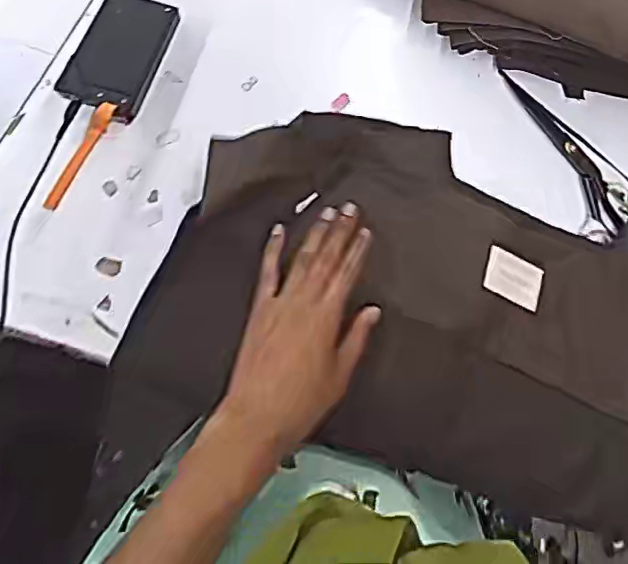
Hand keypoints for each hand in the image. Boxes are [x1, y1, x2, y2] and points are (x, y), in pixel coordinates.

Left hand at [211, 202, 380, 464]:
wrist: (256, 417)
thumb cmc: (299, 404)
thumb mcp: (339, 375)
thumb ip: (356, 338)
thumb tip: (371, 312)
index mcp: (327, 317)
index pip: (347, 273)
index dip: (357, 250)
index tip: (365, 231)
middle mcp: (304, 302)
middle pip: (326, 258)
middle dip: (340, 231)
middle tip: (349, 209)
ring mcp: (280, 302)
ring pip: (302, 258)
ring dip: (315, 234)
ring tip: (326, 214)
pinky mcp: (260, 308)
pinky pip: (268, 271)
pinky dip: (273, 248)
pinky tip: (279, 231)